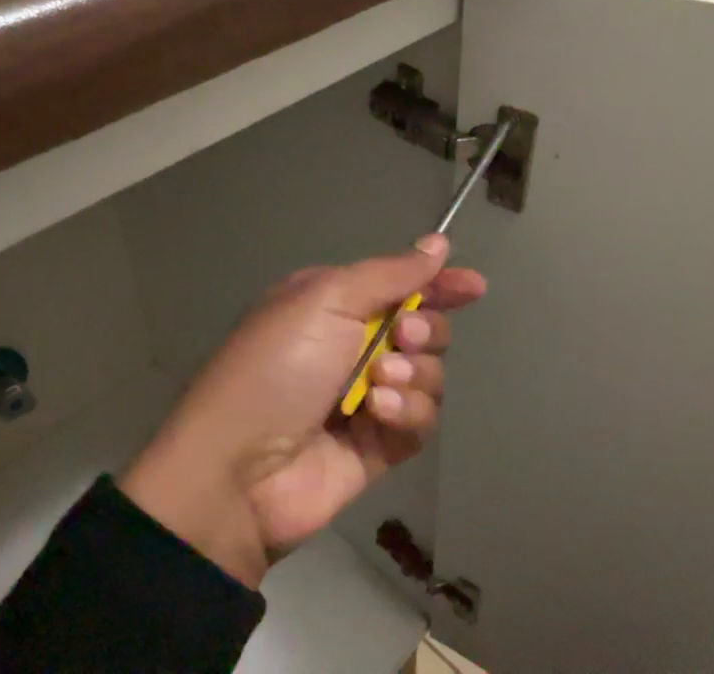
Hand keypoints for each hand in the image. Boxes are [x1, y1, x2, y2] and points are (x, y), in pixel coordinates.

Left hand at [119, 234, 485, 587]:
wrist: (240, 469)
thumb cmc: (277, 366)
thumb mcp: (325, 298)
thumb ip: (389, 273)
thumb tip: (437, 244)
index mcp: (333, 304)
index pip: (401, 285)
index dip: (440, 284)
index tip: (474, 287)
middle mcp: (352, 346)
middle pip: (425, 329)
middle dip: (424, 330)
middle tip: (400, 337)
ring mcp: (367, 398)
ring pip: (430, 375)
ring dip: (414, 375)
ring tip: (378, 386)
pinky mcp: (379, 445)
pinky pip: (420, 420)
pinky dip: (406, 414)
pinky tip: (377, 417)